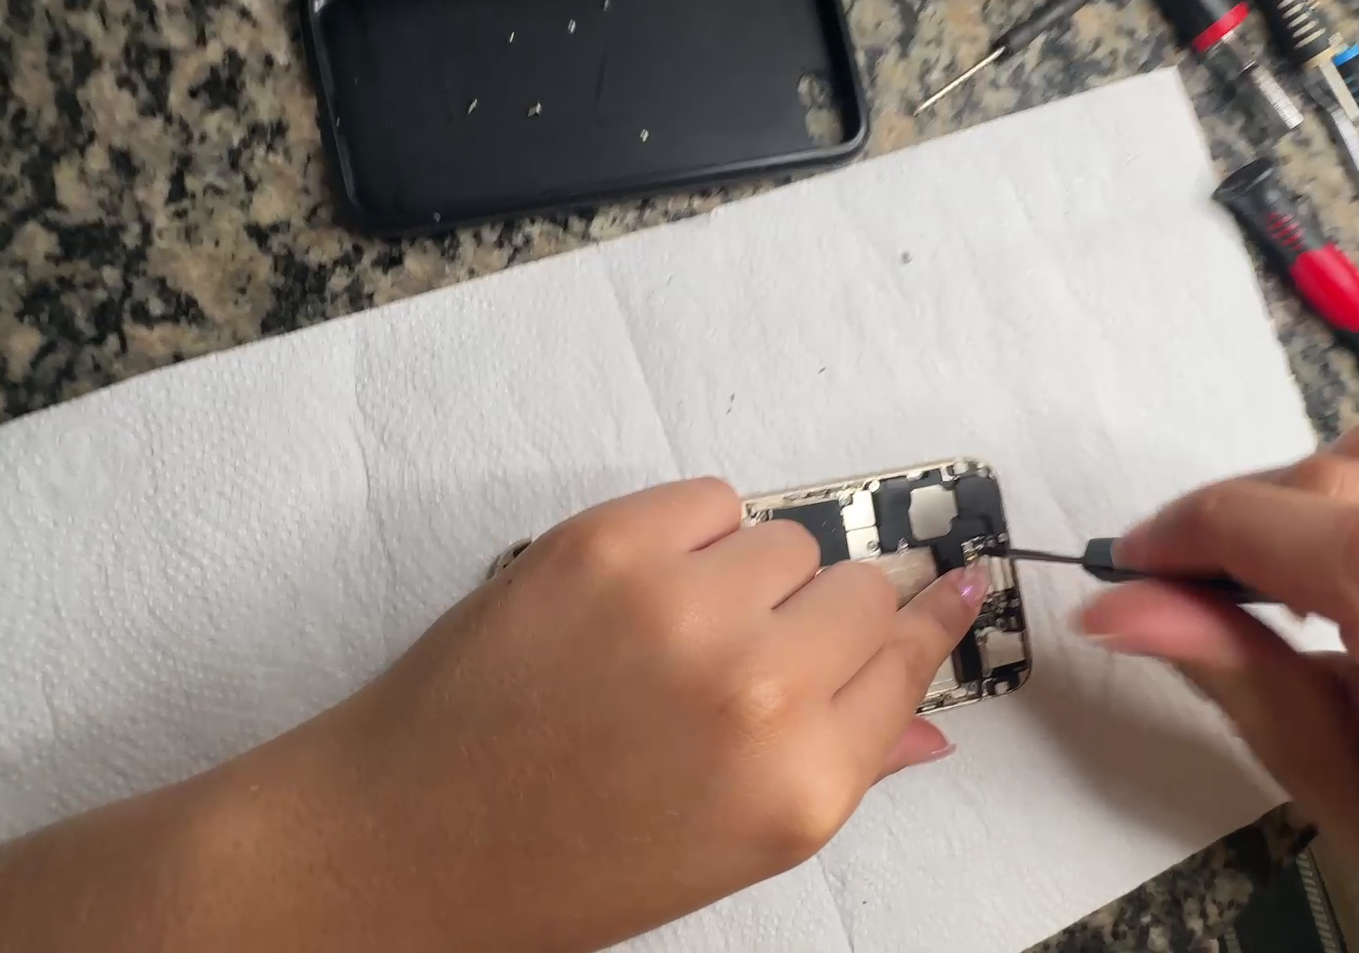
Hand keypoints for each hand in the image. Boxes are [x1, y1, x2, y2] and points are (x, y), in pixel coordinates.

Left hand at [0, 480, 983, 952]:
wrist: (399, 843)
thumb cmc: (575, 863)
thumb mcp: (734, 847)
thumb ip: (847, 766)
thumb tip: (934, 716)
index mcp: (797, 784)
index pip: (910, 659)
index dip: (934, 615)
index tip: (960, 578)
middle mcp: (755, 686)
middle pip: (860, 584)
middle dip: (829, 609)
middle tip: (765, 636)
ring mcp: (677, 601)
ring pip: (785, 538)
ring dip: (753, 574)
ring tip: (683, 623)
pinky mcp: (605, 540)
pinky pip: (711, 496)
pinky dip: (694, 532)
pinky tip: (643, 586)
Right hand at [1078, 420, 1358, 951]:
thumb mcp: (1314, 776)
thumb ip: (1225, 672)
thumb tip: (1105, 607)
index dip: (1234, 529)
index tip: (1141, 556)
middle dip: (1235, 510)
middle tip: (1174, 562)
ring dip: (1286, 493)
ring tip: (1264, 559)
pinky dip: (1341, 488)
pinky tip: (1334, 547)